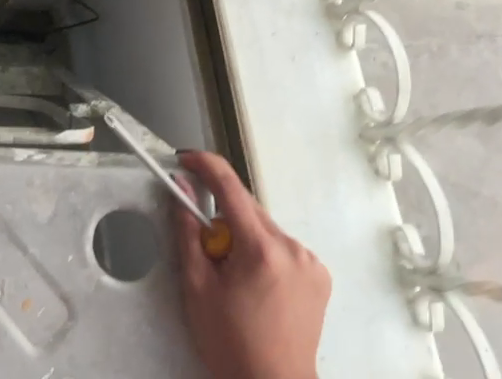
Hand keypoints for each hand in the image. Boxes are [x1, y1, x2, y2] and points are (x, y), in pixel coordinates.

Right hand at [174, 151, 330, 378]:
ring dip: (243, 238)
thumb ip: (188, 231)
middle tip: (208, 253)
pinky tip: (256, 285)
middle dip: (222, 219)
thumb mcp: (196, 286)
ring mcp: (310, 261)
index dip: (204, 165)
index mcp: (262, 249)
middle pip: (247, 209)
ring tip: (234, 278)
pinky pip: (281, 246)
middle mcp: (293, 248)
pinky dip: (263, 253)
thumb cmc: (230, 343)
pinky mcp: (319, 274)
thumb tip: (181, 187)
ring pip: (263, 228)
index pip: (230, 187)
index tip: (185, 159)